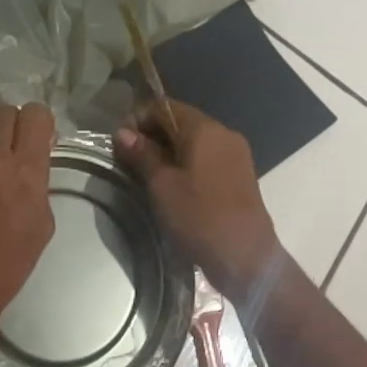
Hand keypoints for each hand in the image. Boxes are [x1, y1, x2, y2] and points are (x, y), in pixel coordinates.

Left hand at [0, 104, 56, 331]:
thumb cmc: (4, 265)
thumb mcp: (41, 224)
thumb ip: (39, 180)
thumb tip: (33, 153)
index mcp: (25, 173)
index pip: (36, 115)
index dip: (39, 124)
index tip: (36, 137)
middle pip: (4, 111)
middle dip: (11, 126)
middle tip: (9, 146)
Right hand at [114, 101, 281, 302]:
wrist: (247, 259)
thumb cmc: (200, 218)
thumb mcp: (162, 186)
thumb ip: (142, 154)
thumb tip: (122, 132)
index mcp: (205, 129)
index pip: (164, 107)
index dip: (138, 119)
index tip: (119, 144)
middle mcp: (224, 133)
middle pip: (180, 122)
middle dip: (152, 137)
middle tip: (129, 163)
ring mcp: (236, 154)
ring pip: (194, 142)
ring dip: (168, 153)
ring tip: (147, 178)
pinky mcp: (240, 175)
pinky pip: (207, 159)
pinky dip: (187, 165)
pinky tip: (173, 188)